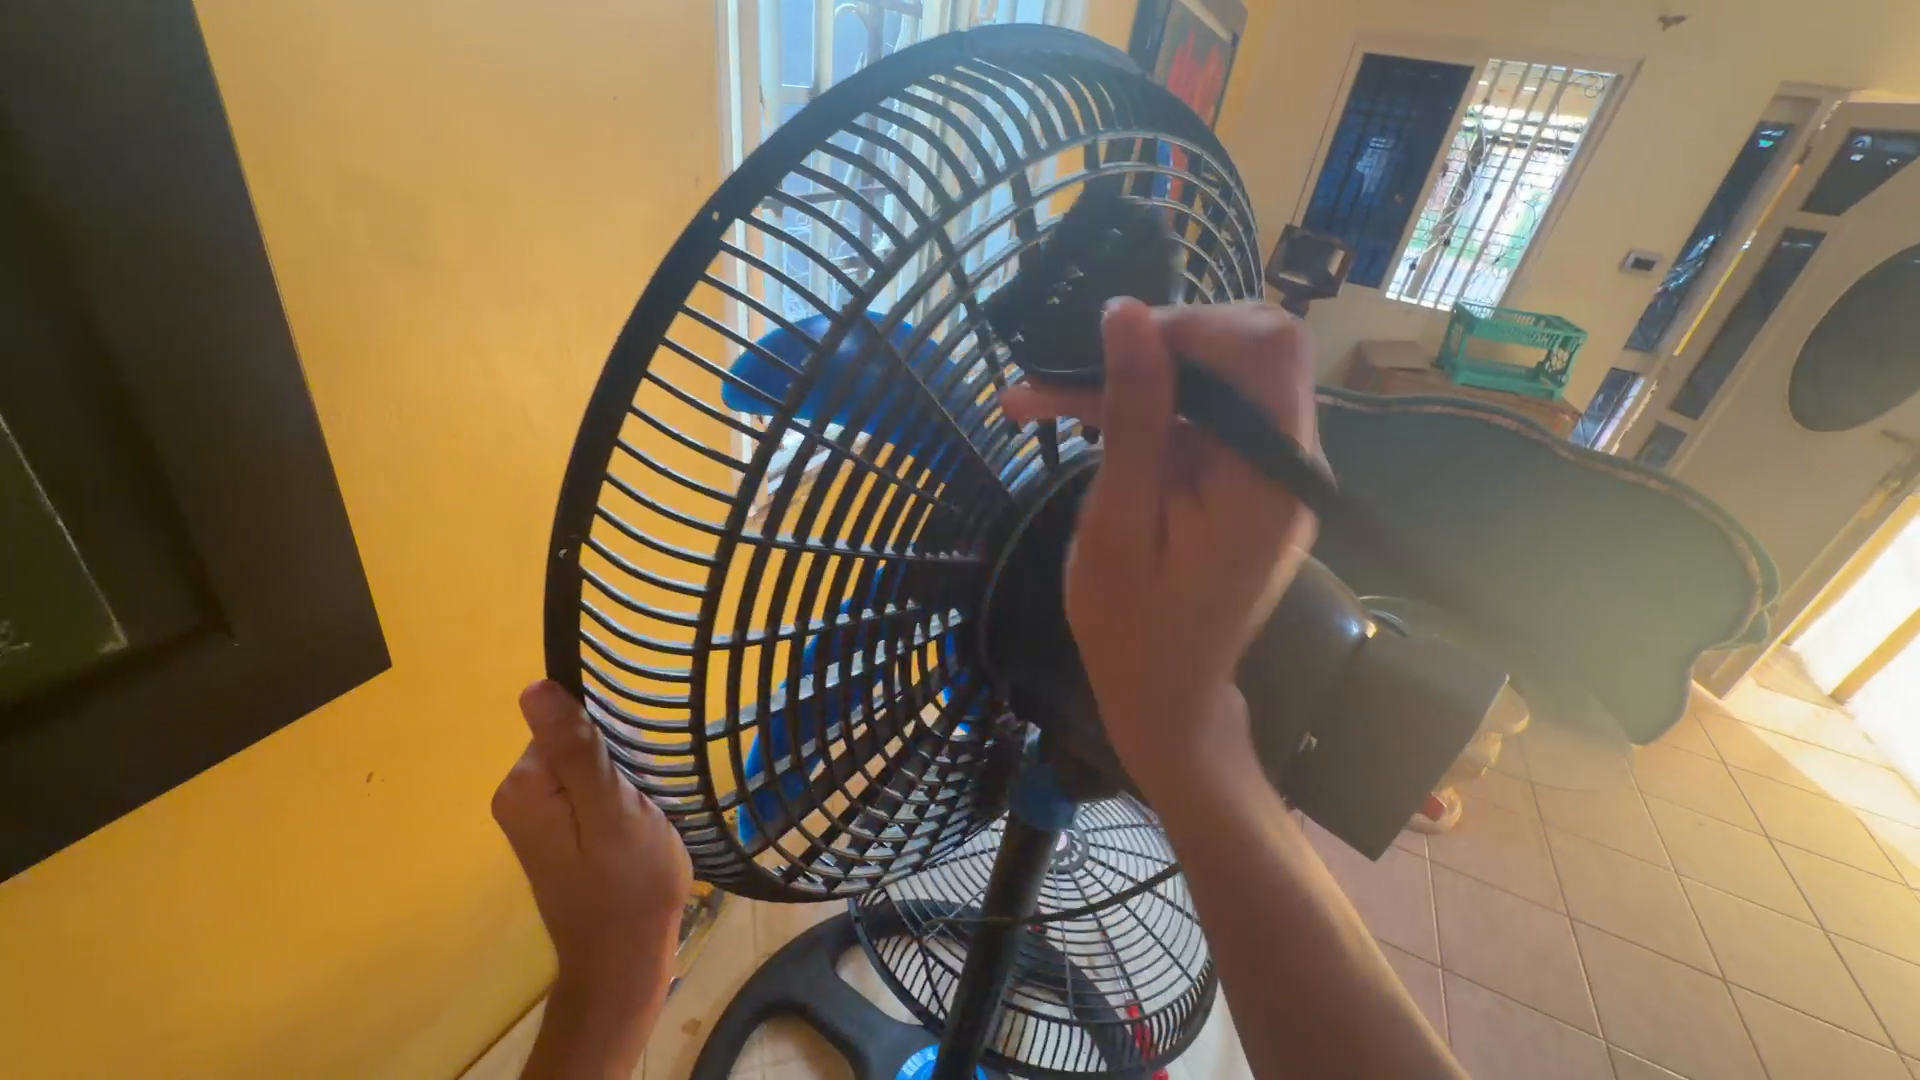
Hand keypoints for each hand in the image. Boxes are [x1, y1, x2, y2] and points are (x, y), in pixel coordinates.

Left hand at [493, 680, 692, 1077]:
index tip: (637, 773)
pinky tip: (636, 825)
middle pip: (578, 740)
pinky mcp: (558, 830)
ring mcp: (537, 814)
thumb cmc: (628, 884)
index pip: (570, 722)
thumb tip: (533, 687)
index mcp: (525, 784)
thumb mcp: (612, 810)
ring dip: (624, 780)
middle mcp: (519, 794)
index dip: (613, 739)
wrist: (624, 959)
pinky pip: (591, 788)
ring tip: (643, 815)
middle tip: (643, 800)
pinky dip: (619, 798)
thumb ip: (576, 750)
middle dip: (621, 760)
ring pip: (590, 764)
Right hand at [1002, 299, 1318, 792]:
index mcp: (1268, 478)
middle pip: (1246, 350)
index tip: (1105, 347)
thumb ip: (1132, 416)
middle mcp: (1289, 464)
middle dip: (1151, 347)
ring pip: (1215, 379)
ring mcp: (1271, 472)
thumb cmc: (1131, 629)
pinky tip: (1075, 420)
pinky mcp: (1246, 482)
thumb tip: (1126, 313)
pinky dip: (1144, 411)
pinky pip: (1203, 418)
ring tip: (1037, 400)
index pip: (1263, 346)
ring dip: (1132, 379)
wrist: (1165, 698)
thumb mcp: (1118, 522)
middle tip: (1062, 377)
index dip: (1187, 325)